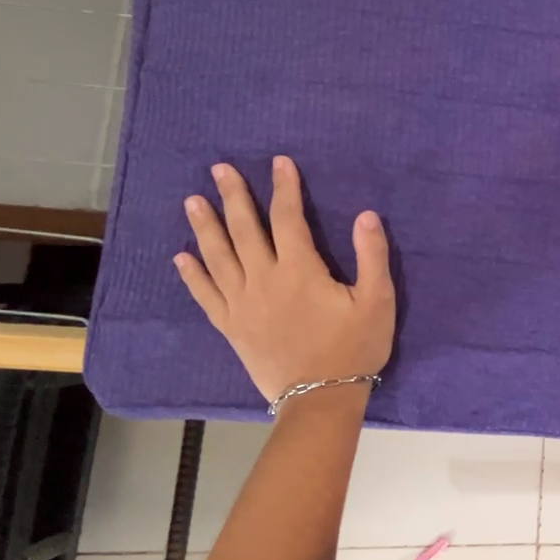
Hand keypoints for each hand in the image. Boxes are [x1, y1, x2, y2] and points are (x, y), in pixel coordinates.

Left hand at [174, 157, 396, 404]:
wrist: (320, 397)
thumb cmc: (355, 346)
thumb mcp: (378, 300)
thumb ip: (372, 255)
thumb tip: (365, 215)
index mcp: (300, 270)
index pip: (288, 219)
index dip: (284, 188)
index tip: (279, 162)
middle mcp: (264, 281)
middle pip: (245, 231)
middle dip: (233, 197)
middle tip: (219, 169)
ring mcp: (242, 304)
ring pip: (218, 257)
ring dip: (205, 226)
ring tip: (193, 201)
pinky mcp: (231, 326)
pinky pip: (205, 294)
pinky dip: (192, 274)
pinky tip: (181, 257)